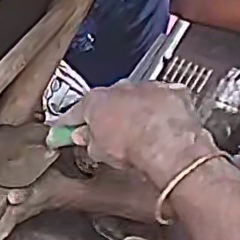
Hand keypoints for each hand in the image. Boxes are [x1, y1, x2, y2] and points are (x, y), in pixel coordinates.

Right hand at [48, 80, 218, 182]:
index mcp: (95, 100)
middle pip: (107, 100)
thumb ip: (87, 140)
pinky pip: (161, 100)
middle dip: (105, 115)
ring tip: (134, 133)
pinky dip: (158, 111)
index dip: (69, 123)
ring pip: (134, 98)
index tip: (66, 129)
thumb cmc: (131, 146)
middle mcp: (120, 88)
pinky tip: (158, 126)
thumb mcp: (97, 151)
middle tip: (103, 134)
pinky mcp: (172, 93)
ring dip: (132, 111)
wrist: (167, 146)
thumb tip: (86, 138)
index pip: (75, 111)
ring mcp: (147, 88)